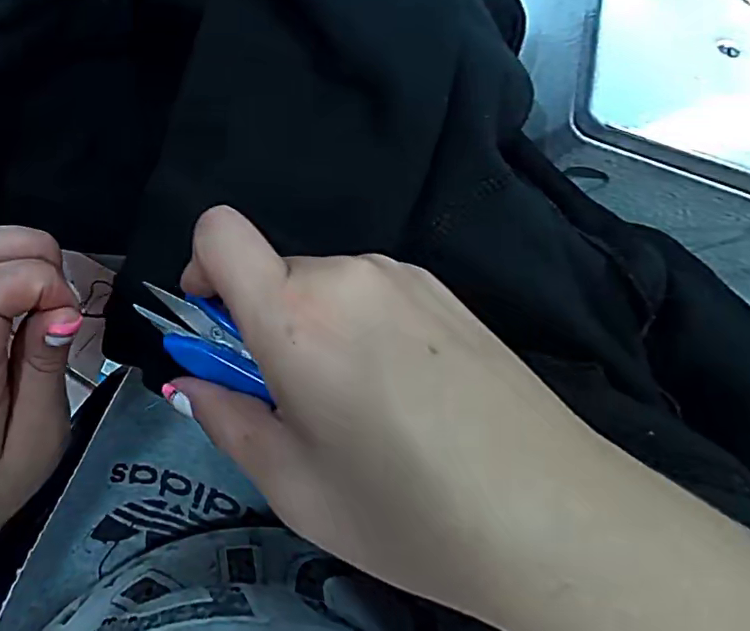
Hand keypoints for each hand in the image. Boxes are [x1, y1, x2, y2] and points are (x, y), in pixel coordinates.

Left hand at [0, 225, 82, 539]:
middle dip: (33, 253)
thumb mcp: (38, 441)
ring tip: (44, 289)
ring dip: (18, 247)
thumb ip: (46, 368)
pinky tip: (22, 287)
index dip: (38, 282)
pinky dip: (3, 252)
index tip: (68, 314)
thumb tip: (64, 308)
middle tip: (60, 297)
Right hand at [165, 206, 620, 617]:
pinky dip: (362, 323)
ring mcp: (398, 273)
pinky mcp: (440, 285)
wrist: (560, 518)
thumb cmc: (407, 512)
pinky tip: (407, 387)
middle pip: (272, 272)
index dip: (201, 267)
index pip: (218, 231)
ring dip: (317, 325)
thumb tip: (189, 384)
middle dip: (267, 322)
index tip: (217, 323)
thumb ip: (226, 421)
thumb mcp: (294, 487)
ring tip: (363, 399)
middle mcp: (342, 273)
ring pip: (322, 284)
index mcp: (294, 315)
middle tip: (299, 396)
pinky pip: (370, 290)